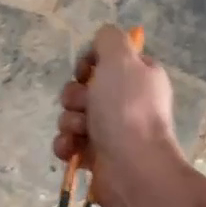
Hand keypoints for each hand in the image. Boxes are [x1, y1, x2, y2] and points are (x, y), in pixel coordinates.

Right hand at [55, 25, 184, 206]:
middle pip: (83, 88)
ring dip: (69, 121)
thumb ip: (110, 39)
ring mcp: (111, 130)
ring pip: (71, 115)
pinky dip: (66, 144)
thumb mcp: (122, 59)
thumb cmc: (127, 110)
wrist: (132, 167)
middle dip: (75, 96)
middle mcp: (126, 102)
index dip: (89, 64)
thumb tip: (102, 39)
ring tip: (81, 132)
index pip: (105, 61)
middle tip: (86, 105)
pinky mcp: (96, 155)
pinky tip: (73, 149)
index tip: (87, 72)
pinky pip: (68, 142)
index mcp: (138, 77)